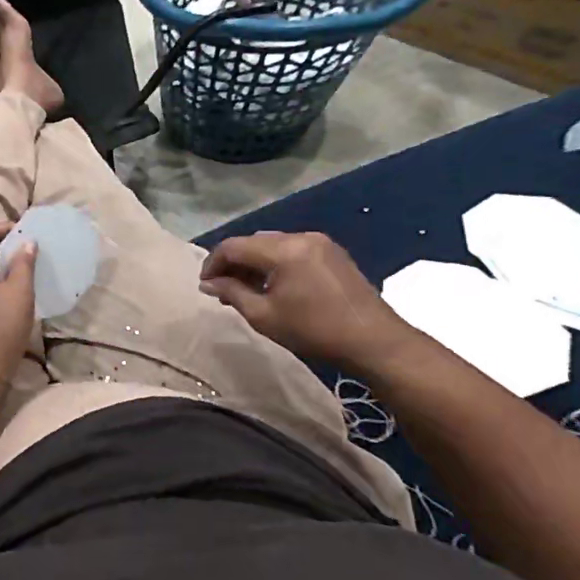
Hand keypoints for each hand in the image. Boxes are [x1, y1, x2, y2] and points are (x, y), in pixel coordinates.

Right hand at [199, 231, 422, 368]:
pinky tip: (271, 286)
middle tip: (222, 289)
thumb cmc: (314, 330)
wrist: (374, 341)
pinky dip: (274, 263)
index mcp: (284, 250)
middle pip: (252, 242)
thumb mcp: (263, 316)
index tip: (205, 285)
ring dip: (253, 263)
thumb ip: (231, 293)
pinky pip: (291, 250)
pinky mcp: (331, 253)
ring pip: (271, 245)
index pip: (233, 246)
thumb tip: (208, 284)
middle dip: (232, 263)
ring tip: (245, 290)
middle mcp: (301, 238)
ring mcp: (320, 243)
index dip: (212, 263)